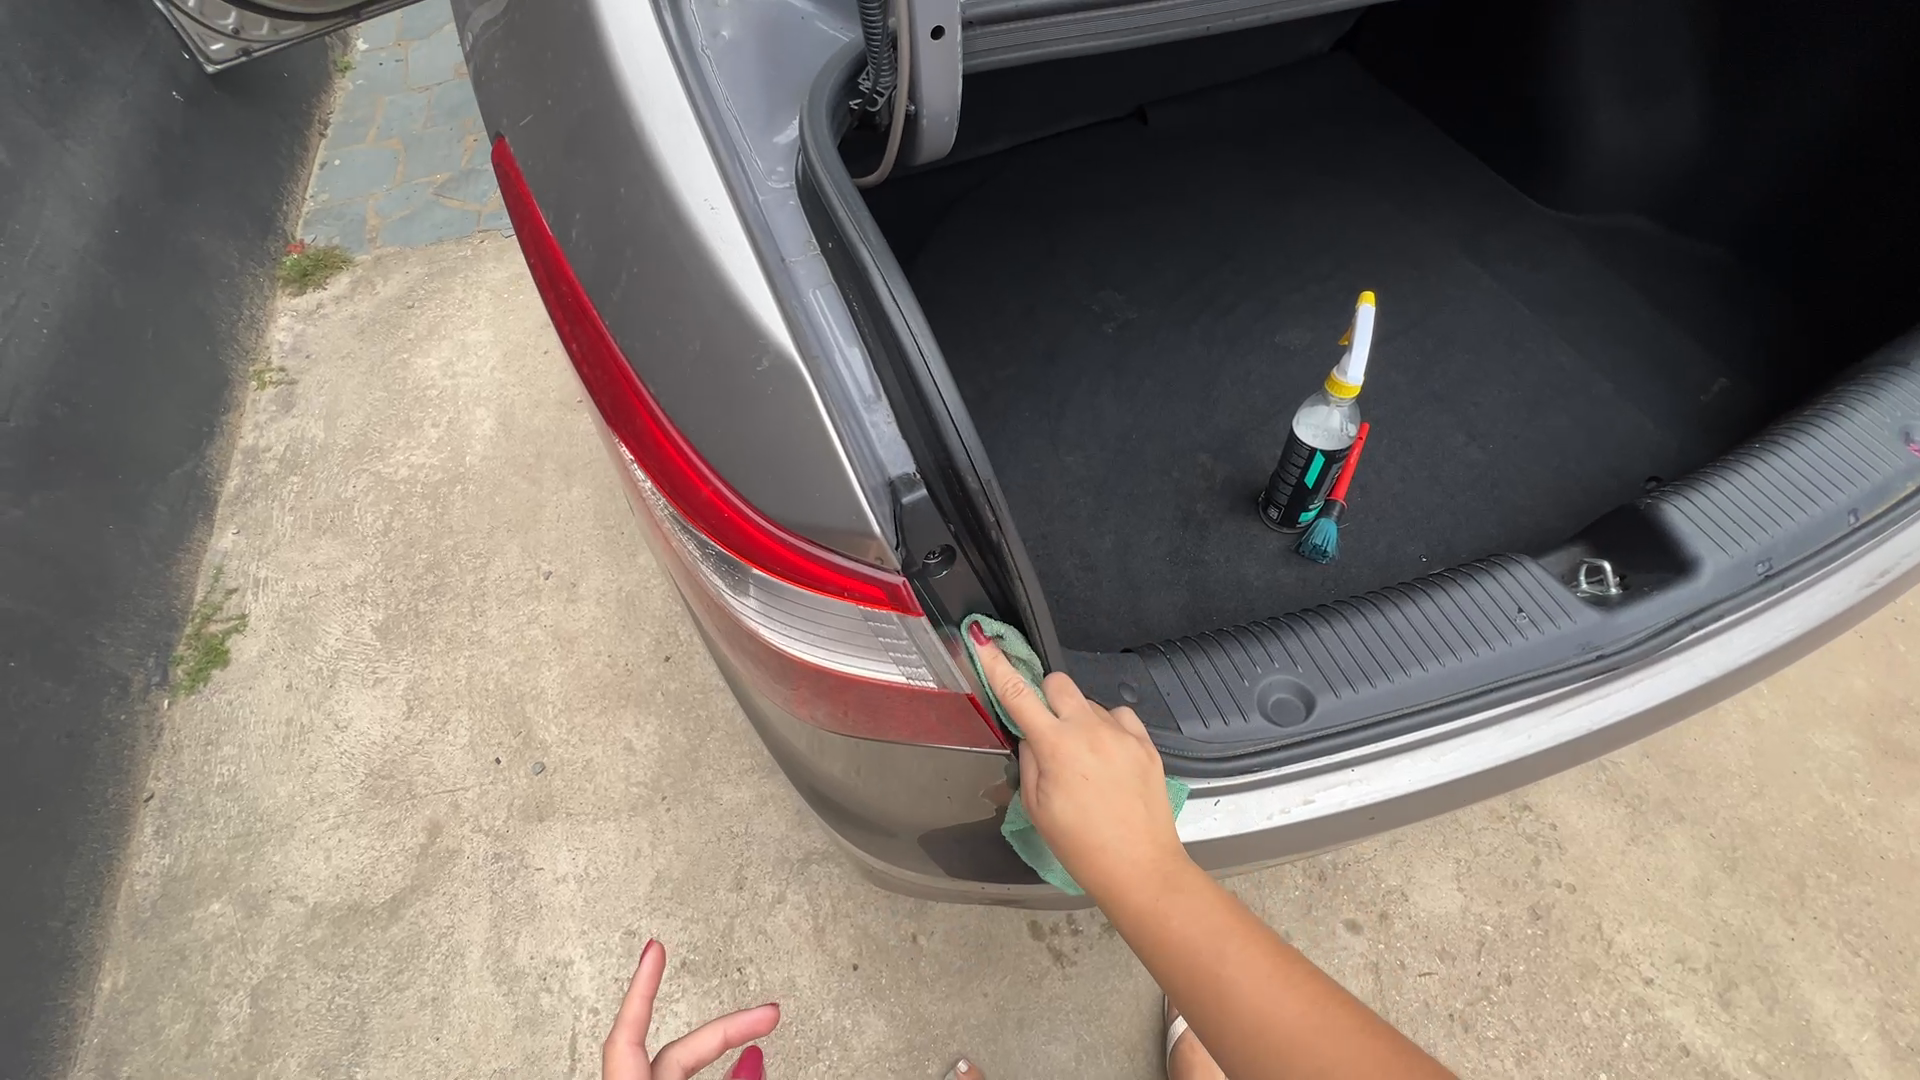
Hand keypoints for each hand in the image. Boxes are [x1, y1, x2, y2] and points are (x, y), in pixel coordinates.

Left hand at [602, 940, 778, 1079]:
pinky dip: (714, 1078)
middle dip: (727, 1030)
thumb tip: (753, 1060)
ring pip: (683, 1073)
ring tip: (762, 1034)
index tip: (655, 947)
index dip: (643, 987)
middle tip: (769, 1015)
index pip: (628, 1033)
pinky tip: (737, 1072)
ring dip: (723, 1057)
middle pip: (678, 1054)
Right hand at [972, 635, 1188, 897]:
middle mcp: (1089, 729)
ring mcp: (1121, 733)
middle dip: (1047, 697)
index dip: (996, 666)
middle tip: (1050, 730)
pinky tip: (1109, 756)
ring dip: (1079, 718)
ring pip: (1089, 702)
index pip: (1017, 695)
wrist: (1141, 869)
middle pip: (1058, 682)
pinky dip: (1108, 728)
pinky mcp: (1146, 742)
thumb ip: (1030, 762)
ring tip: (1086, 759)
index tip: (982, 641)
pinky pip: (1119, 716)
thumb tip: (1033, 737)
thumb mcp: (1037, 809)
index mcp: (1056, 746)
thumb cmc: (1080, 847)